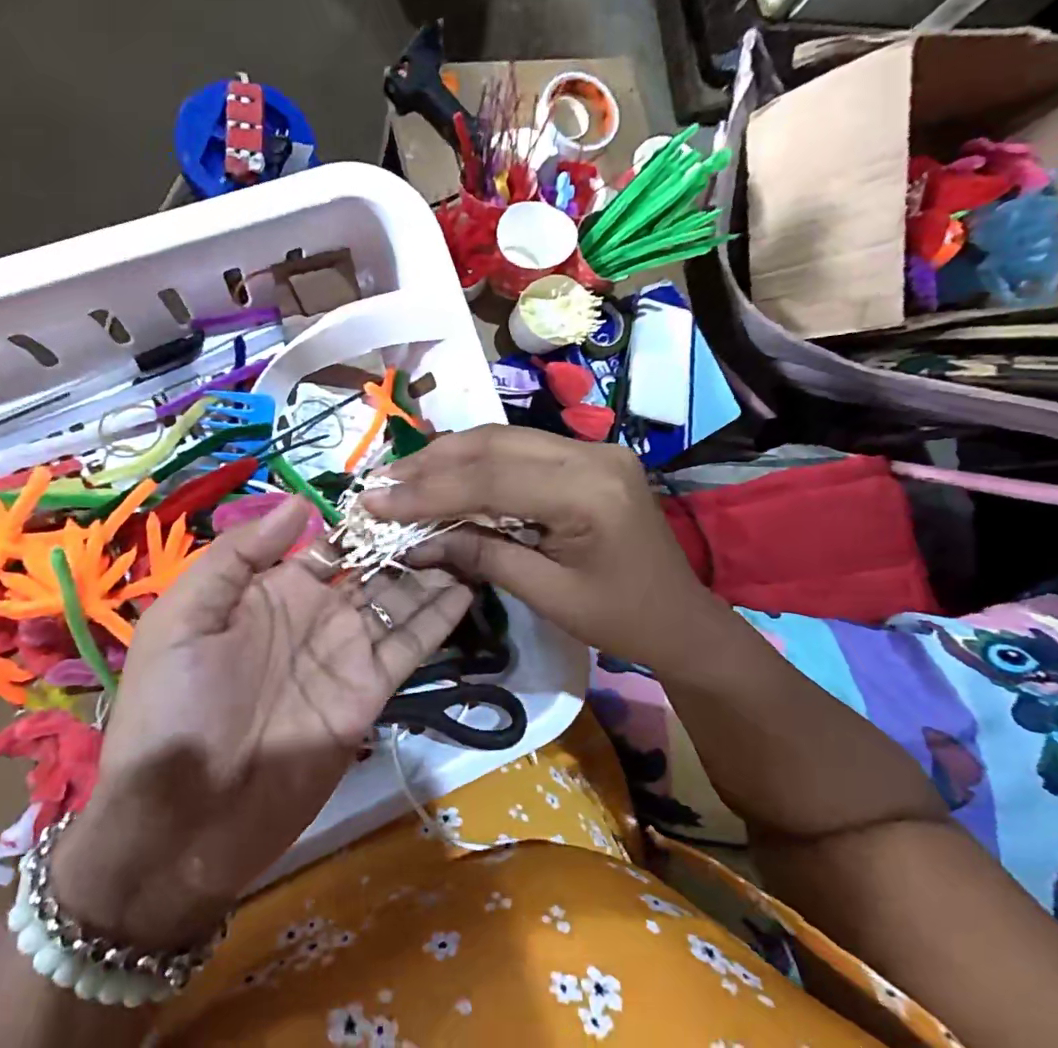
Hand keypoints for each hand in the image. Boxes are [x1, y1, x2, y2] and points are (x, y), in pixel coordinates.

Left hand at [50, 496, 471, 949]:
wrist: (187, 821)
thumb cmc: (171, 712)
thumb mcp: (182, 621)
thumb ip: (238, 557)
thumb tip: (299, 501)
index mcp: (272, 591)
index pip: (329, 541)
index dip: (363, 517)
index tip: (403, 487)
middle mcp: (317, 615)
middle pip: (373, 566)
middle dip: (408, 537)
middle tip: (452, 505)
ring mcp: (348, 653)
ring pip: (400, 599)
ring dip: (431, 569)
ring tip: (469, 533)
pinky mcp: (371, 692)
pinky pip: (410, 646)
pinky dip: (439, 617)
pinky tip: (467, 585)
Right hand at [363, 427, 724, 674]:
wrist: (682, 618)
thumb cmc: (622, 619)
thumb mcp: (549, 596)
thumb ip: (483, 557)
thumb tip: (416, 542)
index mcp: (590, 492)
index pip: (491, 480)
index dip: (427, 490)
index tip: (375, 501)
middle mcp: (594, 455)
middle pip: (495, 445)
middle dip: (432, 463)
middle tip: (381, 483)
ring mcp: (596, 450)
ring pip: (505, 439)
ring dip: (450, 456)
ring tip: (402, 477)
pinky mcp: (592, 457)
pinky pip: (524, 449)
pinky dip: (480, 461)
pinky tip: (447, 473)